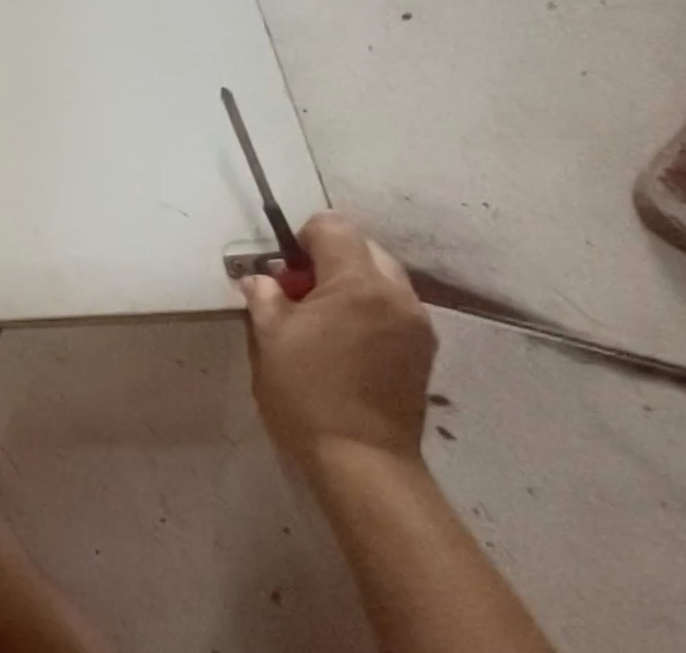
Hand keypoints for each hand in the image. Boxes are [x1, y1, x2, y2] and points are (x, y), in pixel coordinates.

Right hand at [239, 213, 436, 474]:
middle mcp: (398, 296)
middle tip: (297, 296)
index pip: (334, 227)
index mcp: (359, 285)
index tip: (282, 271)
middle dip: (327, 260)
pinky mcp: (422, 349)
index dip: (302, 238)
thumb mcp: (269, 337)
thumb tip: (263, 280)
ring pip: (380, 278)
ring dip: (347, 285)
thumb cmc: (306, 391)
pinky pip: (391, 307)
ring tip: (318, 322)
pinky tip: (342, 343)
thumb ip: (265, 296)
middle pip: (362, 248)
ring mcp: (417, 324)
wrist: (360, 458)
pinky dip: (365, 309)